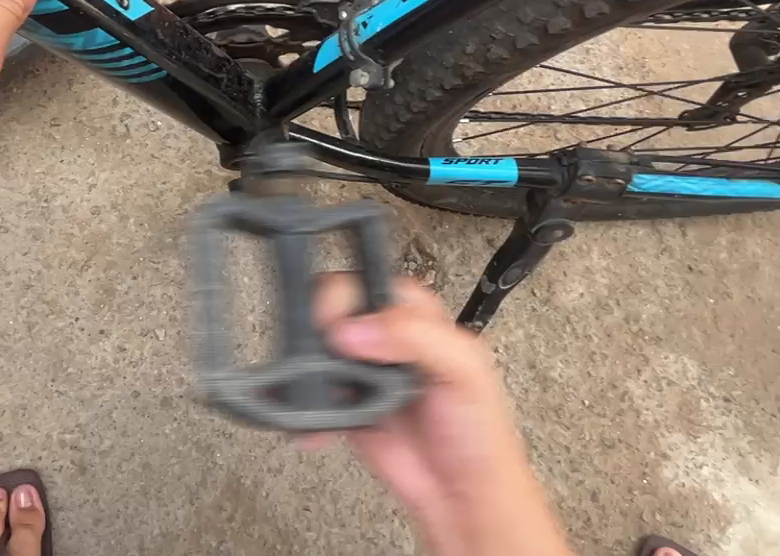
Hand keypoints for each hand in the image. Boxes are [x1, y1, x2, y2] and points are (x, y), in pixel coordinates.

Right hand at [312, 276, 573, 555]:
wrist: (464, 499)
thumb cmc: (479, 431)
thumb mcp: (466, 370)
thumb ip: (416, 335)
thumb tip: (354, 329)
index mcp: (412, 313)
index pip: (366, 280)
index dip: (346, 295)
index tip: (339, 324)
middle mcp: (382, 334)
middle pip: (332, 307)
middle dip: (320, 328)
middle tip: (329, 356)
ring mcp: (359, 367)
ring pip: (315, 345)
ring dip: (306, 365)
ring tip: (317, 390)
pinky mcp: (342, 401)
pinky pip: (308, 389)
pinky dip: (300, 403)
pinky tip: (311, 421)